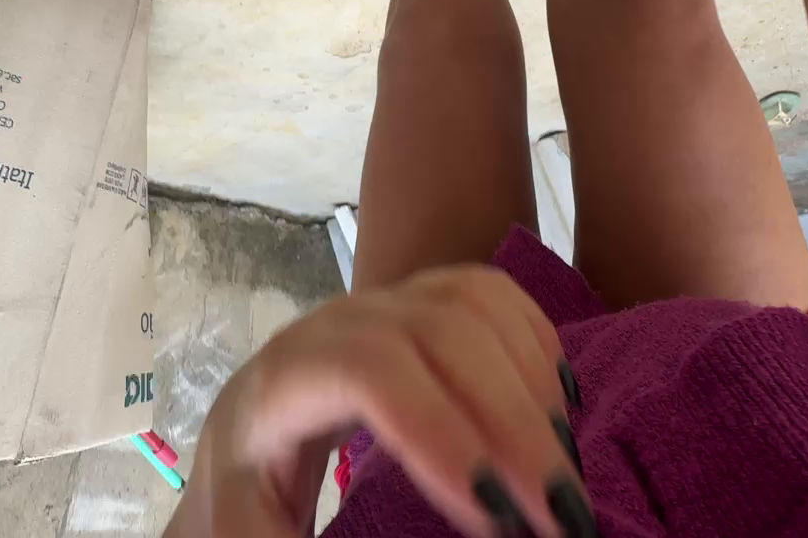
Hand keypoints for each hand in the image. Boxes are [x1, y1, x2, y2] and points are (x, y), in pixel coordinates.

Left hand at [164, 265, 596, 537]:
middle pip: (434, 332)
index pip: (368, 372)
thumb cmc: (246, 509)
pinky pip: (484, 292)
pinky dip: (532, 337)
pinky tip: (559, 399)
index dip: (439, 430)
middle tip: (566, 515)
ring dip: (530, 376)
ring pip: (468, 300)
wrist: (241, 457)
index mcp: (281, 382)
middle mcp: (332, 325)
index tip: (500, 517)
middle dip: (509, 419)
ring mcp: (376, 305)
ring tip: (563, 461)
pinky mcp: (411, 304)